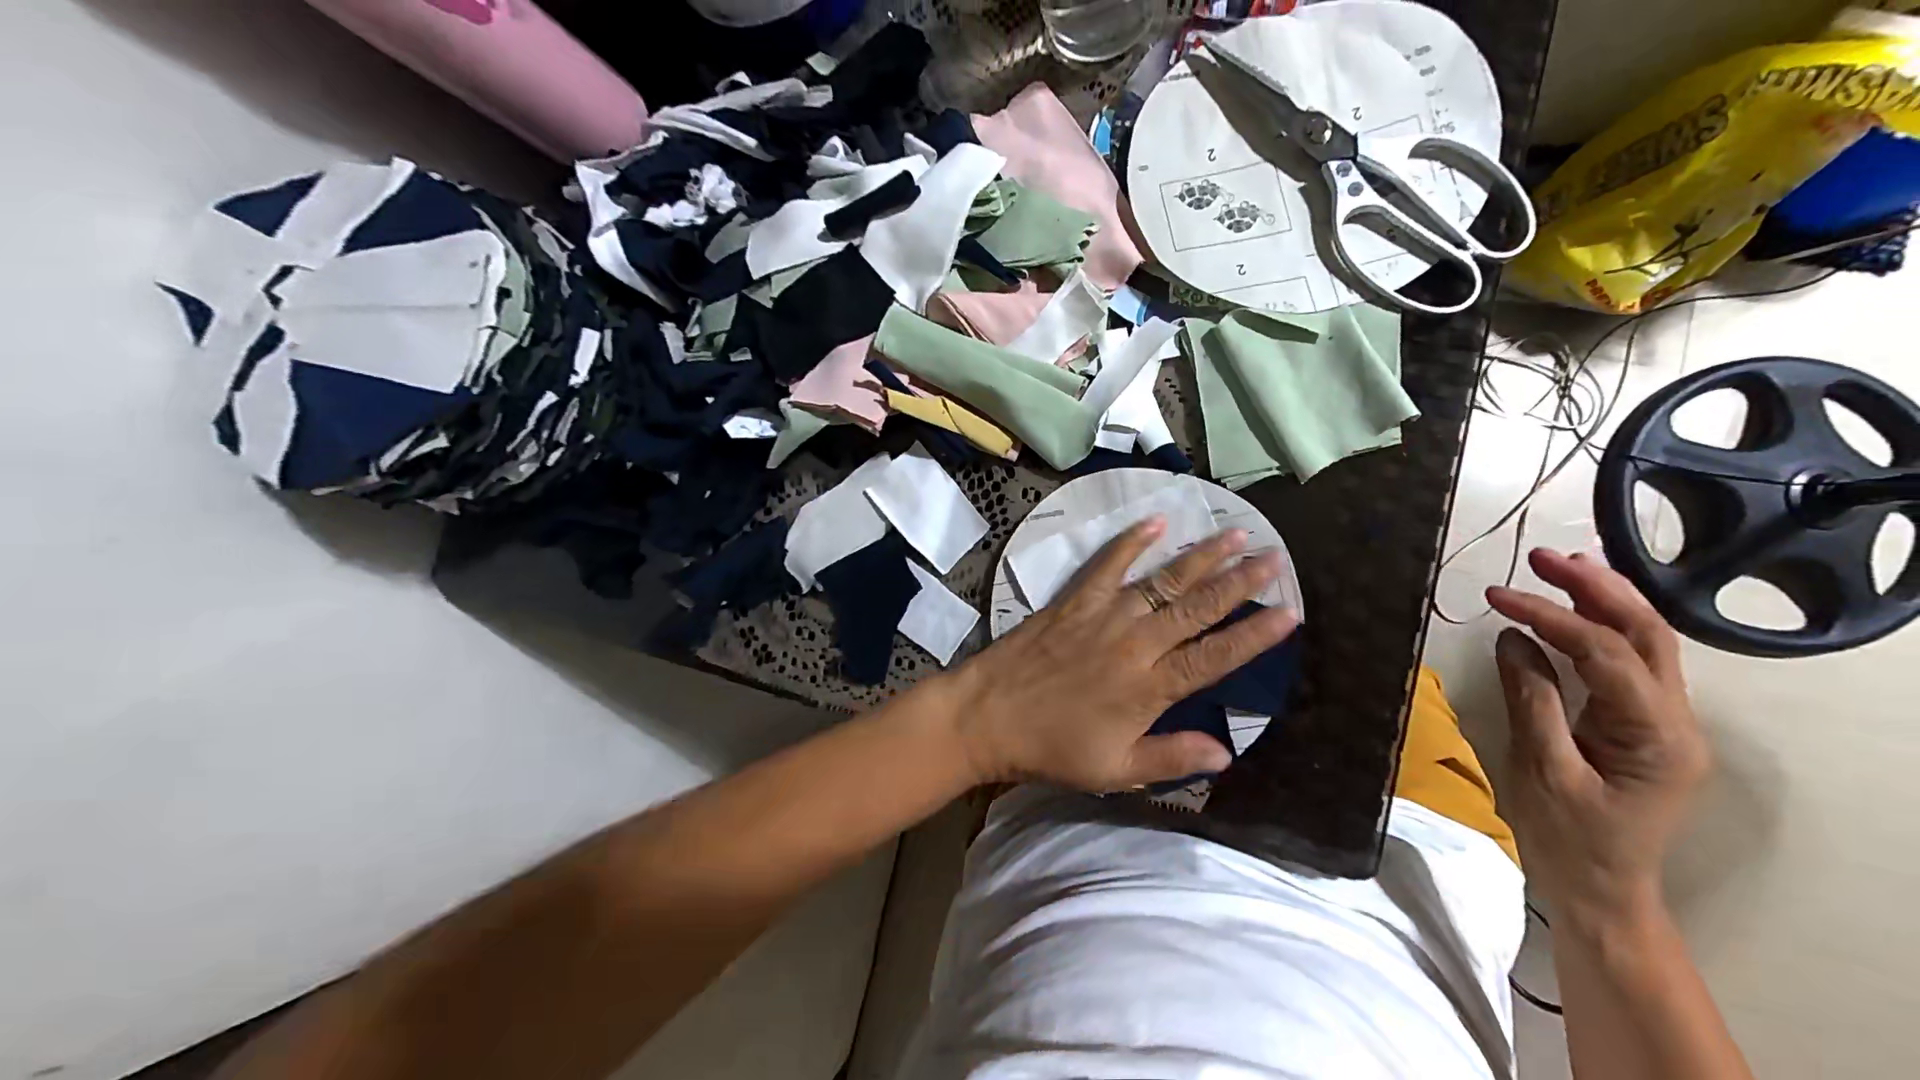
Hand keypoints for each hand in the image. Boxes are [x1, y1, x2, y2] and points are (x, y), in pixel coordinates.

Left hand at [944, 516, 1298, 791]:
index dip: (1253, 636)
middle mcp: (1134, 643)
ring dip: (1201, 557)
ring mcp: (1103, 616)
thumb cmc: (1052, 748)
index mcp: (1149, 687)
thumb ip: (1171, 757)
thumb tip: (1227, 752)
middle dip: (1240, 582)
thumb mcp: (1115, 770)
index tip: (1289, 612)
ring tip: (1235, 533)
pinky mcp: (1074, 601)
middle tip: (1275, 557)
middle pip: (1196, 608)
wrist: (988, 716)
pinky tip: (1156, 520)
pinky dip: (1131, 541)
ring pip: (1162, 581)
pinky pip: (1107, 564)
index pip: (1213, 657)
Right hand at [1488, 550, 1709, 931]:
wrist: (1602, 889)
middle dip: (1597, 589)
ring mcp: (1664, 721)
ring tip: (1558, 567)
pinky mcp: (1642, 724)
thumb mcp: (1543, 770)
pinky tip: (1570, 609)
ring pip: (1644, 643)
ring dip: (1603, 600)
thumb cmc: (1569, 837)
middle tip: (1543, 557)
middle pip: (1646, 635)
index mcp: (1656, 735)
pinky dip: (1599, 628)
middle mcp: (1675, 720)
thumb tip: (1513, 640)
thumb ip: (1532, 700)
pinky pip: (1626, 663)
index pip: (1604, 654)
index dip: (1551, 617)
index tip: (1496, 595)